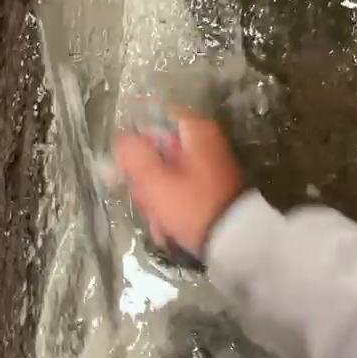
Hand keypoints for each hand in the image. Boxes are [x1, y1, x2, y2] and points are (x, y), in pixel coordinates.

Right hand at [113, 109, 245, 259]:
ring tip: (156, 220)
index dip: (135, 133)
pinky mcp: (209, 186)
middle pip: (158, 147)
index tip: (122, 155)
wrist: (236, 242)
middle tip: (141, 196)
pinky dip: (169, 204)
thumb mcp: (157, 181)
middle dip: (144, 175)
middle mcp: (204, 141)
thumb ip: (134, 155)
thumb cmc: (193, 206)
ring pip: (166, 170)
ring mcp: (208, 164)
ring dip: (154, 196)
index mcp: (196, 130)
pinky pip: (178, 187)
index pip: (156, 114)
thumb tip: (120, 137)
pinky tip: (165, 227)